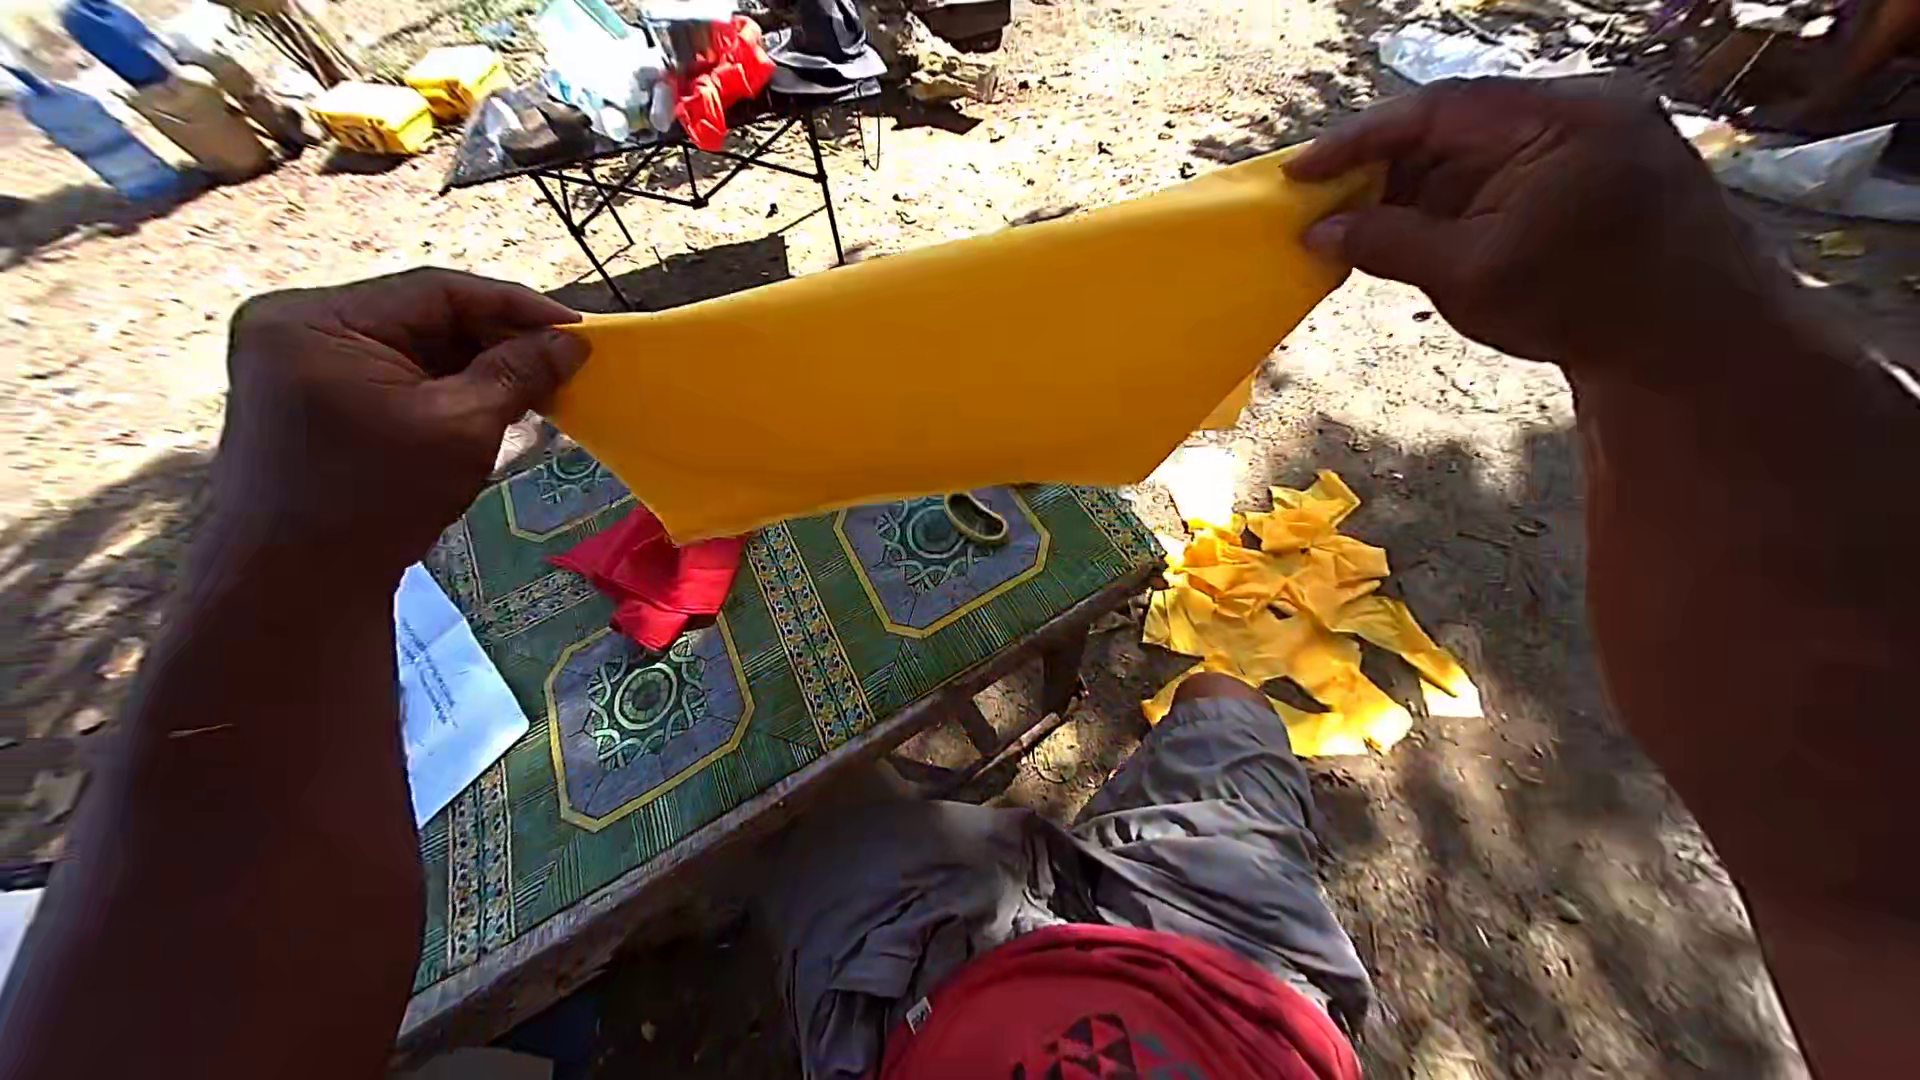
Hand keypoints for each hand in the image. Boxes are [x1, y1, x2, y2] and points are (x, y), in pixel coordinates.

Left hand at [211, 268, 588, 584]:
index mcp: (320, 320)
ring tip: (546, 384)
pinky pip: (411, 375)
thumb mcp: (462, 426)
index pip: (437, 290)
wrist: (303, 576)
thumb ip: (519, 373)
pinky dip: (462, 386)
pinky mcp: (330, 397)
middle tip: (568, 361)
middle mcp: (308, 327)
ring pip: (425, 347)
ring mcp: (314, 363)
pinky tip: (505, 402)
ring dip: (488, 364)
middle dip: (505, 339)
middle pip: (430, 316)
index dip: (517, 305)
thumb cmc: (380, 494)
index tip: (578, 328)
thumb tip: (573, 342)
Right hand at [1284, 79, 1783, 376]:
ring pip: (1456, 159)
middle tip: (1311, 204)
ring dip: (1394, 194)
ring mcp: (1565, 149)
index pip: (1436, 110)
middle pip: (1444, 129)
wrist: (1677, 339)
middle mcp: (1566, 117)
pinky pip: (1475, 183)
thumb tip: (1318, 232)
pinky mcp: (1558, 183)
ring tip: (1339, 227)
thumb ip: (1387, 244)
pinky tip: (1388, 235)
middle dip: (1371, 169)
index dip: (1356, 139)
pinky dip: (1425, 209)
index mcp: (1558, 120)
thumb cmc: (1579, 303)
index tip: (1298, 170)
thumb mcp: (1467, 274)